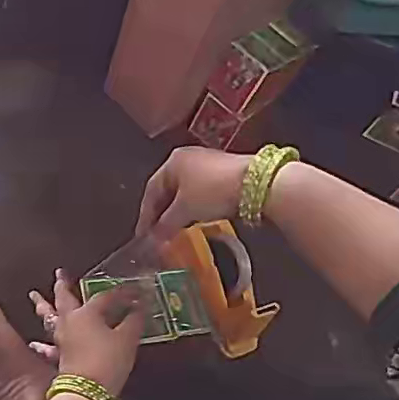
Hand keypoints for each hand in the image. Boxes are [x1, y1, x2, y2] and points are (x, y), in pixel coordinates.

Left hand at [29, 269, 143, 394]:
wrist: (88, 393)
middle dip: (63, 285)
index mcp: (87, 313)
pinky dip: (42, 345)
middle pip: (64, 299)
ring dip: (43, 307)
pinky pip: (48, 348)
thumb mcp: (127, 339)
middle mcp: (70, 322)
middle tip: (59, 273)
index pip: (105, 296)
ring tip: (34, 297)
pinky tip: (35, 345)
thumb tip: (140, 307)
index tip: (134, 290)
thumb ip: (134, 320)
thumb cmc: (108, 361)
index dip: (121, 293)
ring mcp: (61, 339)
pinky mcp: (58, 357)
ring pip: (50, 318)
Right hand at [135, 146, 253, 242]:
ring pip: (184, 193)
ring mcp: (206, 164)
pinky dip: (193, 209)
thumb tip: (153, 240)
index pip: (151, 191)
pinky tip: (194, 221)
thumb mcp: (184, 210)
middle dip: (161, 215)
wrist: (256, 183)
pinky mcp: (223, 173)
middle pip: (167, 191)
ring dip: (177, 213)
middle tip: (157, 235)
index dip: (145, 215)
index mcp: (172, 162)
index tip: (142, 235)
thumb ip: (165, 225)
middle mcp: (186, 158)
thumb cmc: (211, 191)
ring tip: (174, 231)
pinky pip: (199, 193)